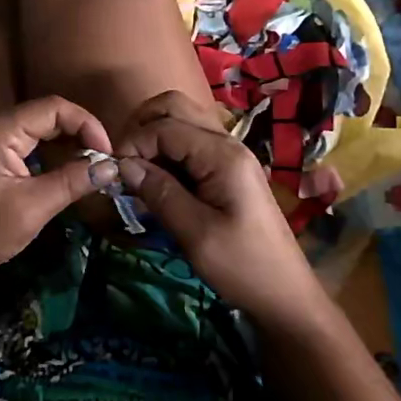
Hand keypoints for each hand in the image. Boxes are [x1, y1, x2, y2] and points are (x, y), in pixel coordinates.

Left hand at [0, 96, 110, 298]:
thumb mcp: (33, 207)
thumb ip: (73, 181)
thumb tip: (112, 167)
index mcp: (0, 131)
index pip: (54, 108)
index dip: (86, 124)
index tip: (107, 153)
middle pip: (50, 115)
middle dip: (81, 134)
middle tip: (105, 162)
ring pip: (44, 130)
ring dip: (71, 145)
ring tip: (95, 168)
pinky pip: (35, 145)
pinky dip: (57, 155)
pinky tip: (73, 172)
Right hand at [113, 91, 327, 329]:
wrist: (285, 293)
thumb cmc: (242, 267)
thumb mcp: (196, 234)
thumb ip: (159, 193)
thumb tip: (123, 165)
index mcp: (222, 156)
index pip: (164, 126)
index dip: (133, 143)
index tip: (115, 174)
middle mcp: (227, 143)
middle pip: (175, 106)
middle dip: (141, 126)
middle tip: (123, 161)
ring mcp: (229, 153)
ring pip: (182, 118)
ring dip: (153, 135)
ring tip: (135, 169)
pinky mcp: (227, 168)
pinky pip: (190, 141)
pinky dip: (167, 149)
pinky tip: (156, 178)